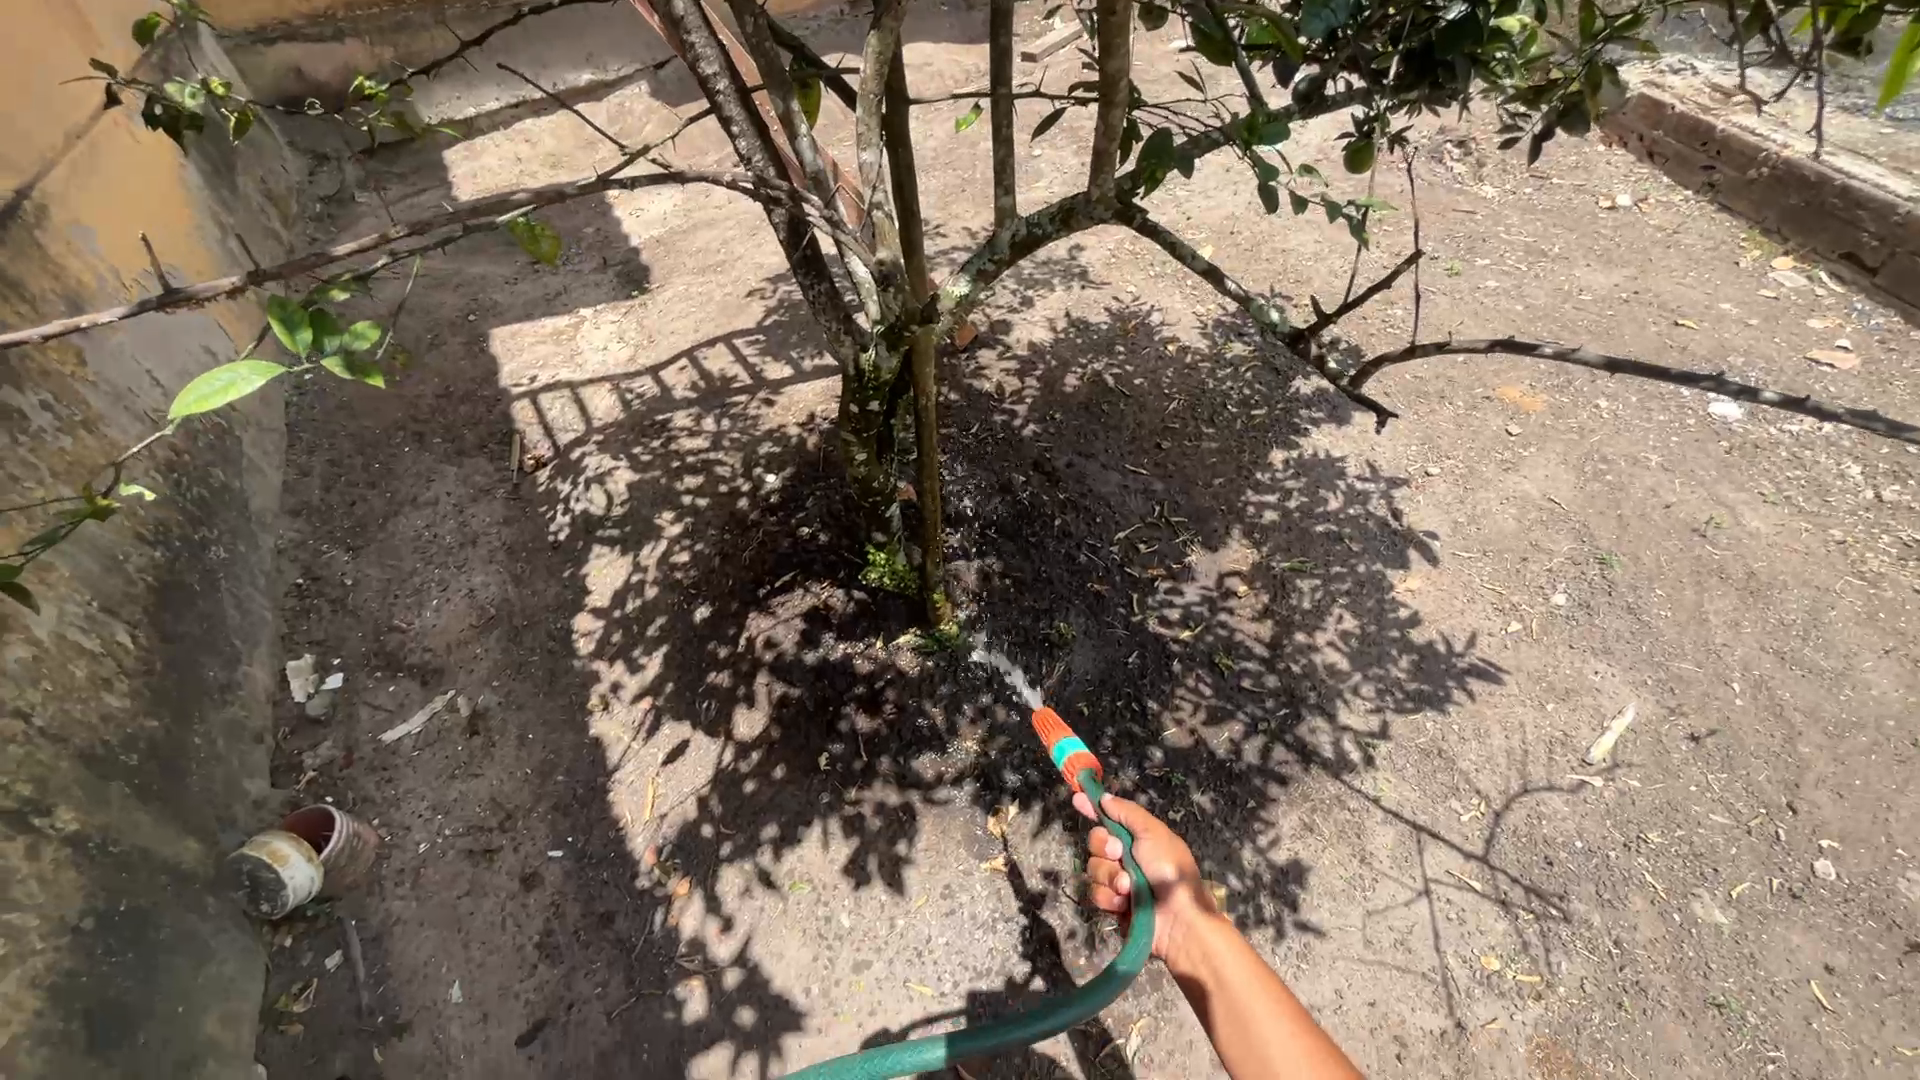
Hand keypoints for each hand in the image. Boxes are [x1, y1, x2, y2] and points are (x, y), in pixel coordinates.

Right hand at [1073, 790, 1217, 963]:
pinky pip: (1096, 892)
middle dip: (1103, 846)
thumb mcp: (1153, 833)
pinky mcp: (1113, 904)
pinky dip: (1109, 896)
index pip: (1109, 818)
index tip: (1077, 798)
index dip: (1092, 808)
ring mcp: (1118, 881)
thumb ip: (1127, 812)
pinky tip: (1123, 903)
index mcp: (1138, 837)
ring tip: (1128, 887)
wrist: (1178, 919)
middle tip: (1118, 854)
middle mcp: (1126, 856)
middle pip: (1096, 841)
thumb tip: (1104, 797)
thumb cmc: (1169, 870)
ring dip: (1109, 875)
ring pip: (1094, 868)